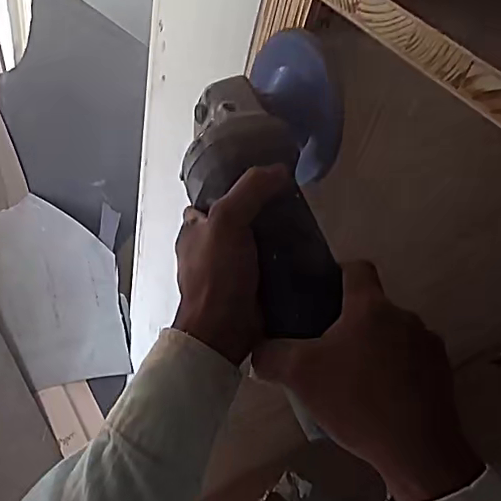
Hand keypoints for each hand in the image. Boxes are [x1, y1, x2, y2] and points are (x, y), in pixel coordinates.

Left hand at [172, 165, 290, 364]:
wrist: (224, 331)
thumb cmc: (215, 276)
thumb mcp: (226, 221)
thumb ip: (249, 191)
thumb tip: (279, 170)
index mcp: (195, 229)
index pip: (215, 198)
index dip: (238, 186)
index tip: (267, 177)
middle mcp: (210, 247)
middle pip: (241, 219)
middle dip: (264, 211)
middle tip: (294, 201)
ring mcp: (231, 269)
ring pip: (258, 242)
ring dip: (278, 236)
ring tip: (306, 224)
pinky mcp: (252, 287)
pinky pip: (271, 265)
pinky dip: (286, 259)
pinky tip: (305, 251)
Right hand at [254, 262, 482, 500]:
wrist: (418, 452)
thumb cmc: (356, 400)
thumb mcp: (299, 375)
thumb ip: (270, 355)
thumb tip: (257, 352)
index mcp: (371, 306)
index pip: (355, 267)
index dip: (334, 274)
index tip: (317, 296)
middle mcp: (405, 316)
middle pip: (371, 306)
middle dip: (347, 322)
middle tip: (322, 348)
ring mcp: (429, 345)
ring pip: (391, 334)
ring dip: (372, 347)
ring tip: (350, 378)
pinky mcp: (442, 374)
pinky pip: (410, 360)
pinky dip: (393, 371)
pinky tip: (376, 399)